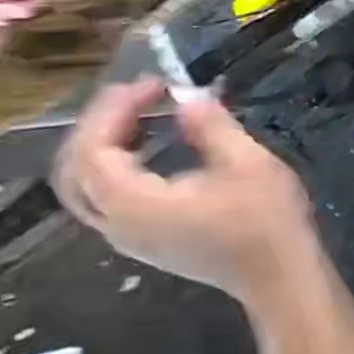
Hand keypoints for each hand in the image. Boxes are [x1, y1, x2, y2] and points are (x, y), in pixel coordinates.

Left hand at [54, 78, 316, 305]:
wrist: (278, 271)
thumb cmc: (265, 216)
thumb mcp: (247, 163)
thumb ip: (211, 128)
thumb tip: (188, 98)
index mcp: (133, 203)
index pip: (93, 151)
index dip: (114, 111)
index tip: (153, 83)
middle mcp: (115, 223)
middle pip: (75, 171)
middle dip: (100, 126)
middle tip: (138, 93)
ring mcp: (127, 235)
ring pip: (87, 186)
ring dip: (106, 144)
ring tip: (144, 113)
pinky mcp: (145, 238)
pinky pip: (107, 197)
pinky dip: (118, 164)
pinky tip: (154, 147)